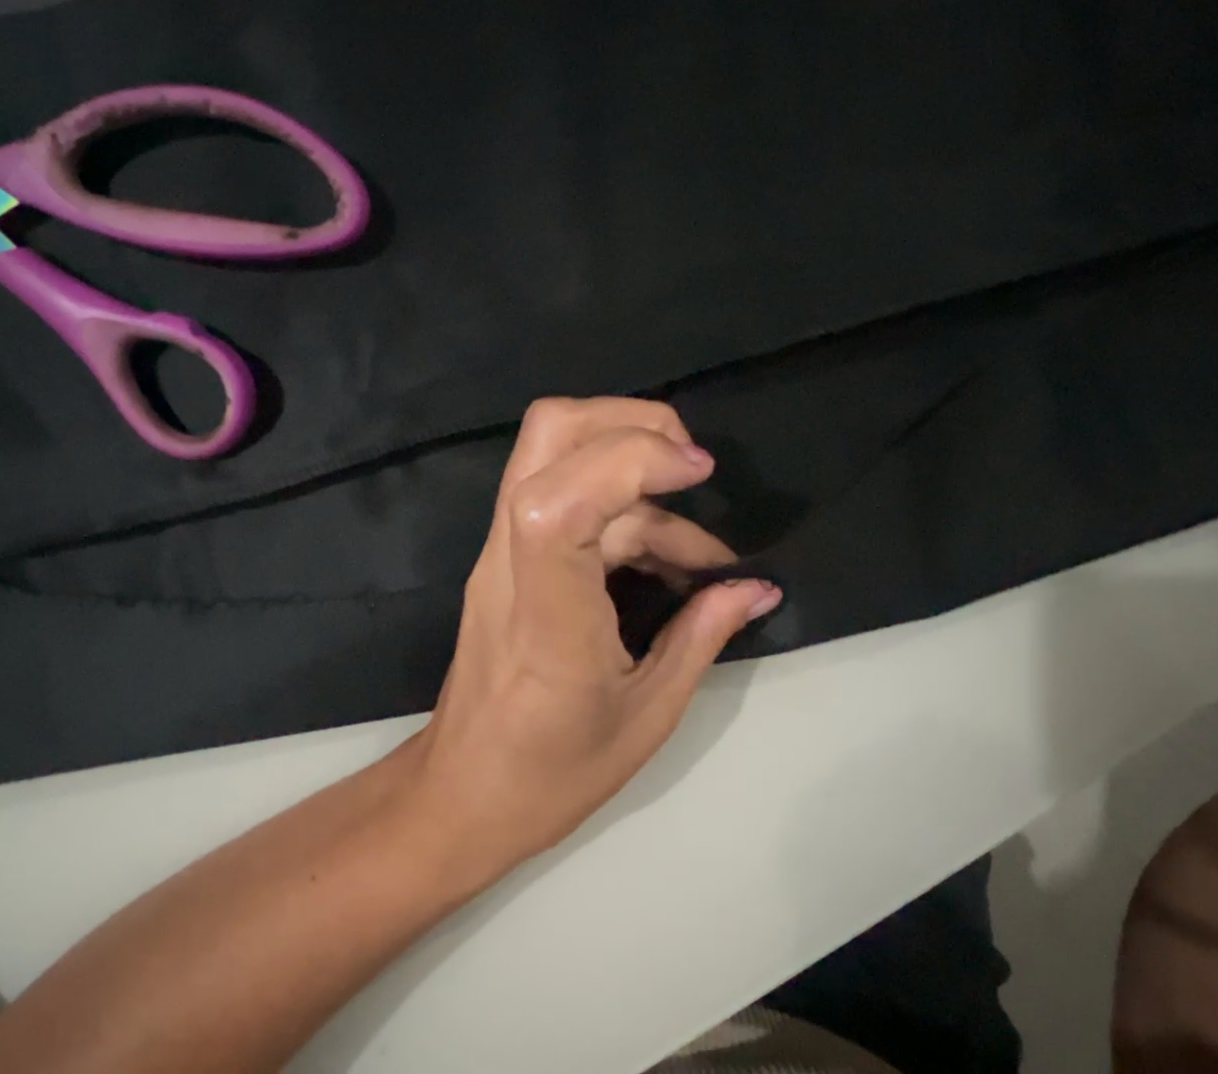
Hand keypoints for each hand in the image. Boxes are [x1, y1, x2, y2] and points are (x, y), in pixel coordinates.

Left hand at [409, 397, 781, 868]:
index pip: (558, 499)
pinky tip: (667, 563)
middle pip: (549, 433)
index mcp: (548, 614)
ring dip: (636, 474)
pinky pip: (561, 498)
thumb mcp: (646, 715)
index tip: (698, 473)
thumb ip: (702, 636)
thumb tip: (756, 588)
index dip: (630, 458)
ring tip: (702, 557)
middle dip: (633, 422)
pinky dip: (621, 509)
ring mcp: (500, 555)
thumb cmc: (550, 774)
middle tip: (695, 471)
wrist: (461, 794)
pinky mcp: (506, 560)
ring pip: (555, 456)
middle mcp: (511, 563)